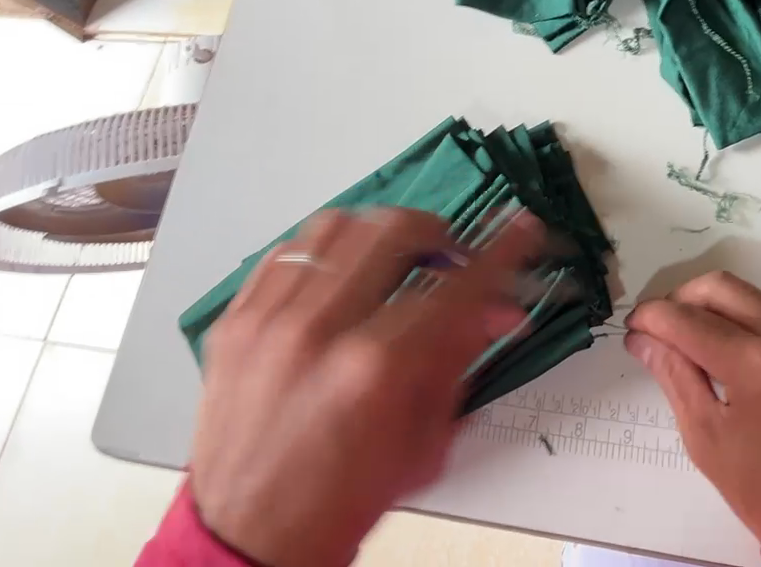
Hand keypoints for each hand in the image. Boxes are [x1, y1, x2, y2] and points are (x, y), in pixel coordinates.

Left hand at [190, 206, 541, 566]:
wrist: (242, 540)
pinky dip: (328, 250)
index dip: (502, 250)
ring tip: (395, 257)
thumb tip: (501, 306)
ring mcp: (270, 318)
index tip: (523, 227)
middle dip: (438, 233)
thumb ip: (460, 361)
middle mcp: (321, 329)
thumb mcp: (423, 444)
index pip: (457, 286)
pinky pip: (288, 250)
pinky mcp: (237, 319)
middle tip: (450, 256)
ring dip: (381, 232)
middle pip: (394, 232)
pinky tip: (343, 272)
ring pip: (338, 226)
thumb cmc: (343, 501)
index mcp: (376, 369)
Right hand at [625, 271, 760, 559]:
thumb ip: (673, 375)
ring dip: (710, 305)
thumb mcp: (706, 439)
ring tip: (689, 338)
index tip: (632, 327)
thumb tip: (642, 338)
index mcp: (754, 365)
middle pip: (717, 287)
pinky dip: (742, 318)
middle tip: (660, 329)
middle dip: (679, 299)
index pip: (687, 319)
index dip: (651, 317)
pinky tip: (728, 348)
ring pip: (747, 293)